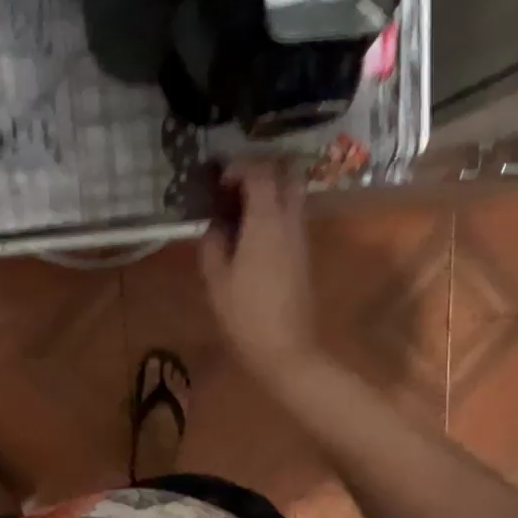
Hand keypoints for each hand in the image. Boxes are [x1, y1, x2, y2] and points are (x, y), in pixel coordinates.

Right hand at [199, 161, 318, 372]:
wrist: (287, 350)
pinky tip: (250, 233)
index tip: (218, 181)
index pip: (260, 171)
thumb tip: (215, 226)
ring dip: (268, 191)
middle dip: (261, 169)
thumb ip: (213, 245)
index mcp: (266, 222)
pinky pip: (291, 216)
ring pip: (292, 193)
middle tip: (233, 187)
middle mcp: (290, 221)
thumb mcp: (217, 282)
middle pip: (287, 172)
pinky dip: (273, 211)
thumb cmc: (247, 317)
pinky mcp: (304, 253)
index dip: (238, 166)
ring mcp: (301, 236)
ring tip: (238, 211)